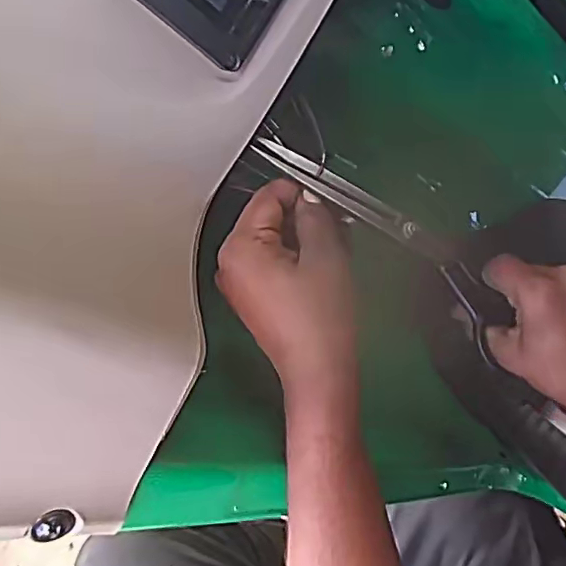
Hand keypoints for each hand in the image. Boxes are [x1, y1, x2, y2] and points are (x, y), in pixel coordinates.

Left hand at [216, 179, 357, 404]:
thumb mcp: (325, 256)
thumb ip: (315, 216)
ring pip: (274, 242)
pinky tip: (320, 278)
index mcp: (240, 248)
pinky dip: (298, 263)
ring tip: (329, 261)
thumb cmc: (318, 326)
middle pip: (268, 218)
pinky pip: (275, 264)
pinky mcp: (256, 299)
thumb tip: (310, 199)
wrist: (319, 371)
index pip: (268, 196)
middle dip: (303, 221)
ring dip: (304, 243)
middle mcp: (232, 264)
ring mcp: (242, 283)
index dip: (302, 194)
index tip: (326, 202)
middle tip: (334, 234)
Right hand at [480, 255, 565, 422]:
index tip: (491, 295)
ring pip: (544, 274)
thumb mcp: (510, 355)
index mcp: (538, 291)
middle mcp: (561, 276)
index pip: (501, 265)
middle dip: (517, 290)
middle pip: (524, 269)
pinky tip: (560, 318)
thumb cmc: (556, 371)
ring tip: (542, 321)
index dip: (490, 279)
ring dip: (538, 291)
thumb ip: (488, 330)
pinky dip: (557, 293)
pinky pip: (563, 280)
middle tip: (518, 319)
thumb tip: (478, 318)